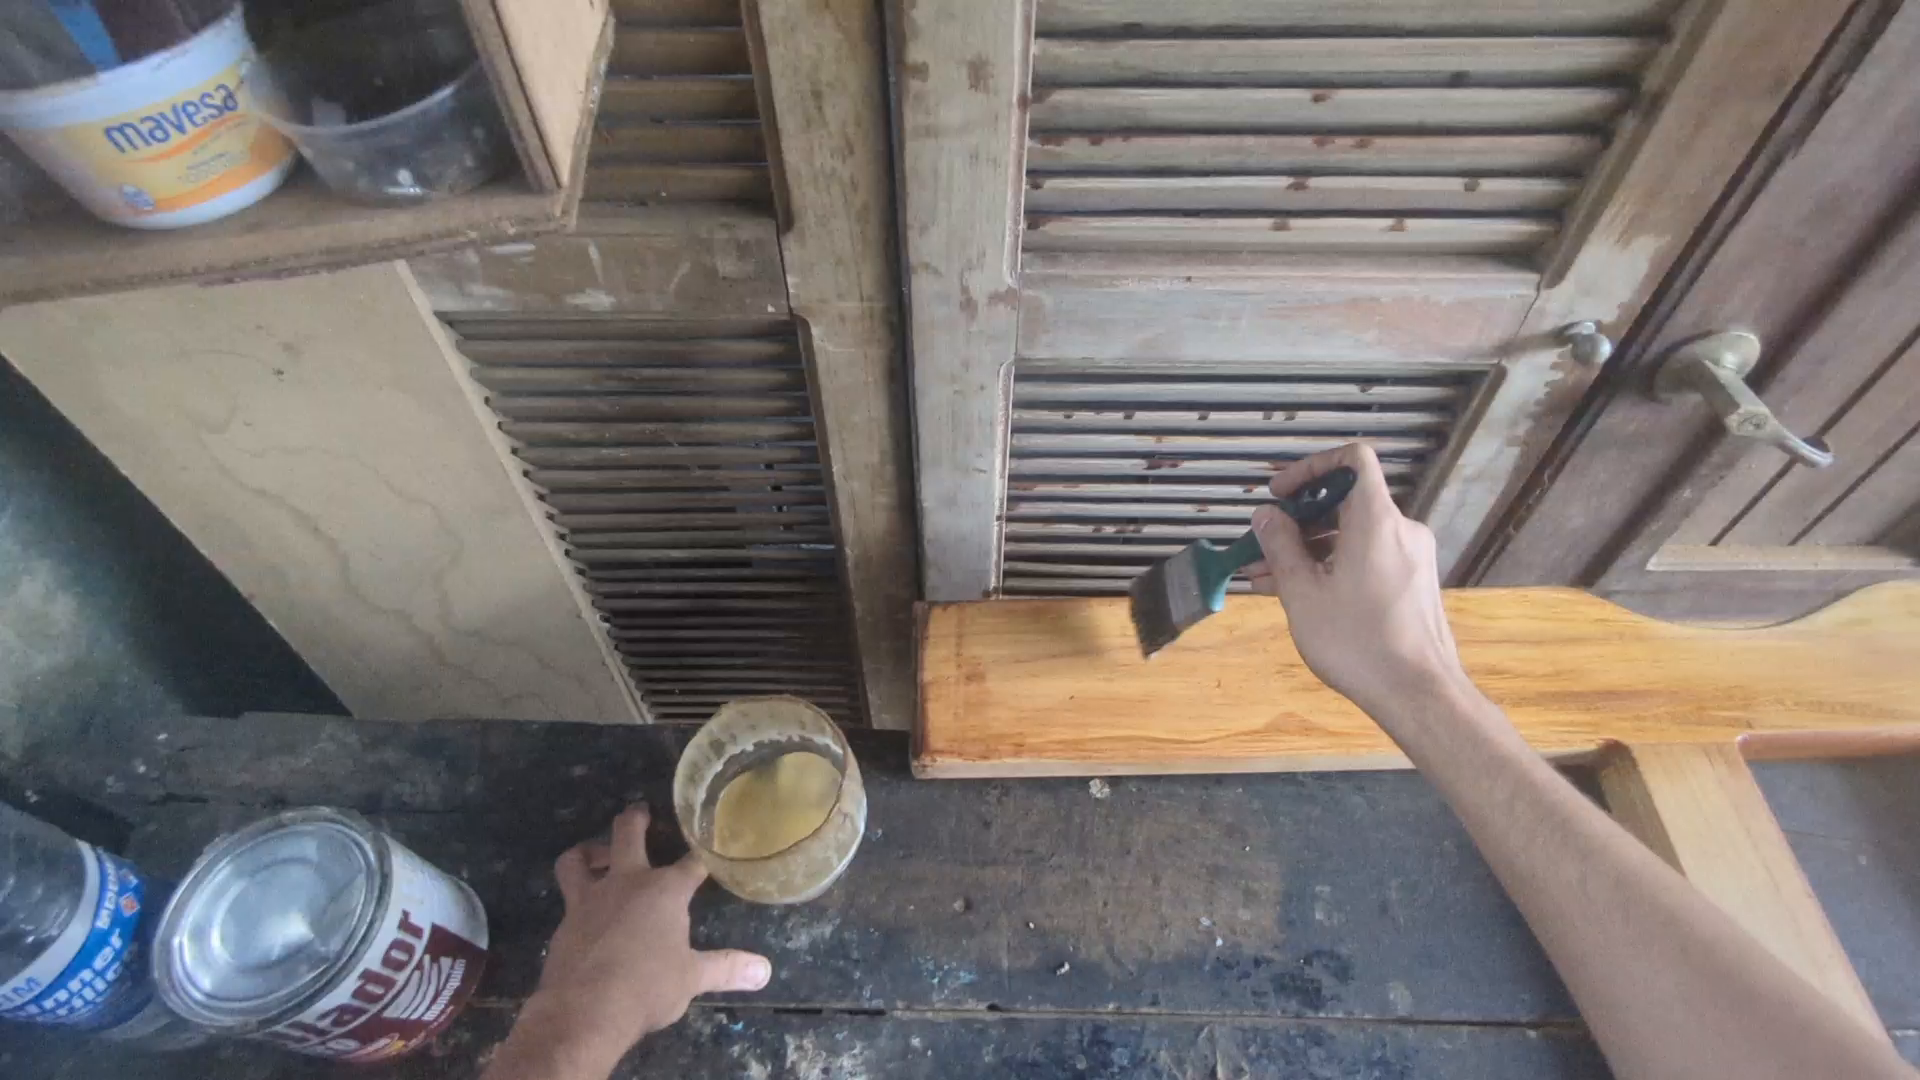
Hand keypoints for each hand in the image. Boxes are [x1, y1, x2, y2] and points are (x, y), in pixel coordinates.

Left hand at [487, 805, 770, 1078]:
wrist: (582, 1015)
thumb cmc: (646, 987)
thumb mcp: (692, 978)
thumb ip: (727, 968)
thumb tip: (765, 972)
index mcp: (665, 889)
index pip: (693, 861)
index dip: (704, 852)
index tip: (712, 843)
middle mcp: (627, 883)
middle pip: (628, 833)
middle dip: (636, 818)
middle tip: (641, 811)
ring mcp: (589, 900)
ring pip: (577, 859)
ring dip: (588, 851)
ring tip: (599, 855)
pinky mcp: (563, 925)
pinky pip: (567, 900)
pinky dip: (577, 900)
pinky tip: (587, 917)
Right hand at [1244, 443, 1469, 718]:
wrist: (1418, 694)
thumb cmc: (1355, 641)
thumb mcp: (1302, 592)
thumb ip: (1280, 546)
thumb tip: (1266, 515)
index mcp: (1376, 521)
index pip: (1352, 460)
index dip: (1311, 466)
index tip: (1280, 493)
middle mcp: (1399, 530)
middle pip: (1344, 502)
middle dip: (1295, 520)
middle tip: (1258, 545)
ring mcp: (1408, 557)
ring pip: (1349, 535)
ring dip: (1305, 549)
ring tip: (1263, 577)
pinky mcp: (1410, 582)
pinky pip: (1363, 557)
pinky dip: (1329, 565)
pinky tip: (1295, 592)